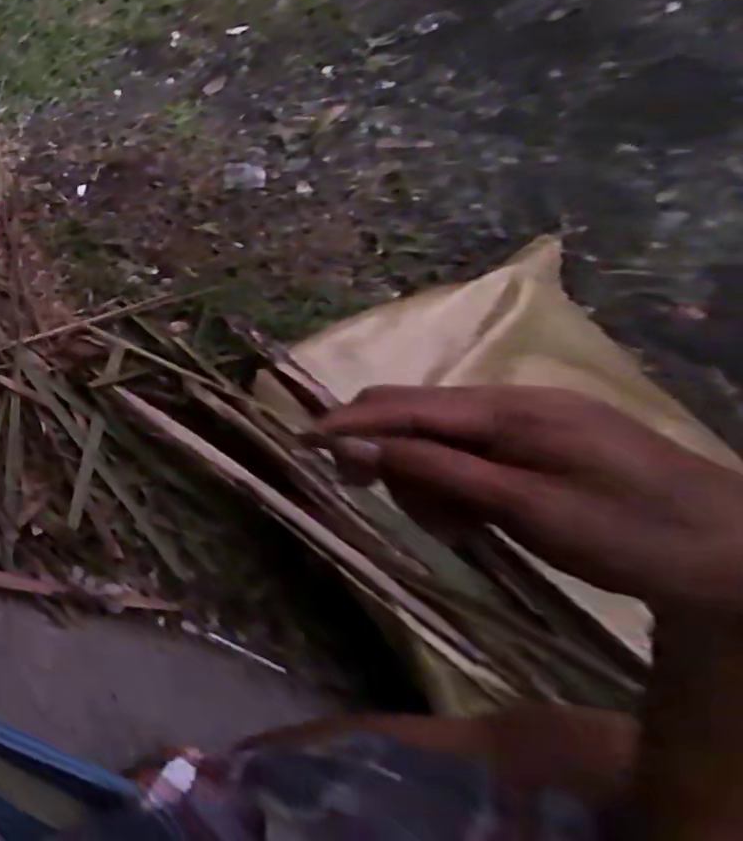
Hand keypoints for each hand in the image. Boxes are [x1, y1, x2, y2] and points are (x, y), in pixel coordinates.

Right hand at [314, 385, 742, 616]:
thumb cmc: (641, 537)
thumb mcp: (527, 510)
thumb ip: (432, 471)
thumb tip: (349, 446)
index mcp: (511, 410)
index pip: (401, 405)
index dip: (345, 422)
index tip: (298, 442)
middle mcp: (513, 401)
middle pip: (410, 410)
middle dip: (379, 448)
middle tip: (369, 492)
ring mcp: (531, 418)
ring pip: (432, 431)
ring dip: (418, 471)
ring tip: (449, 522)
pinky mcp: (543, 439)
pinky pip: (466, 446)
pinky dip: (449, 475)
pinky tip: (471, 510)